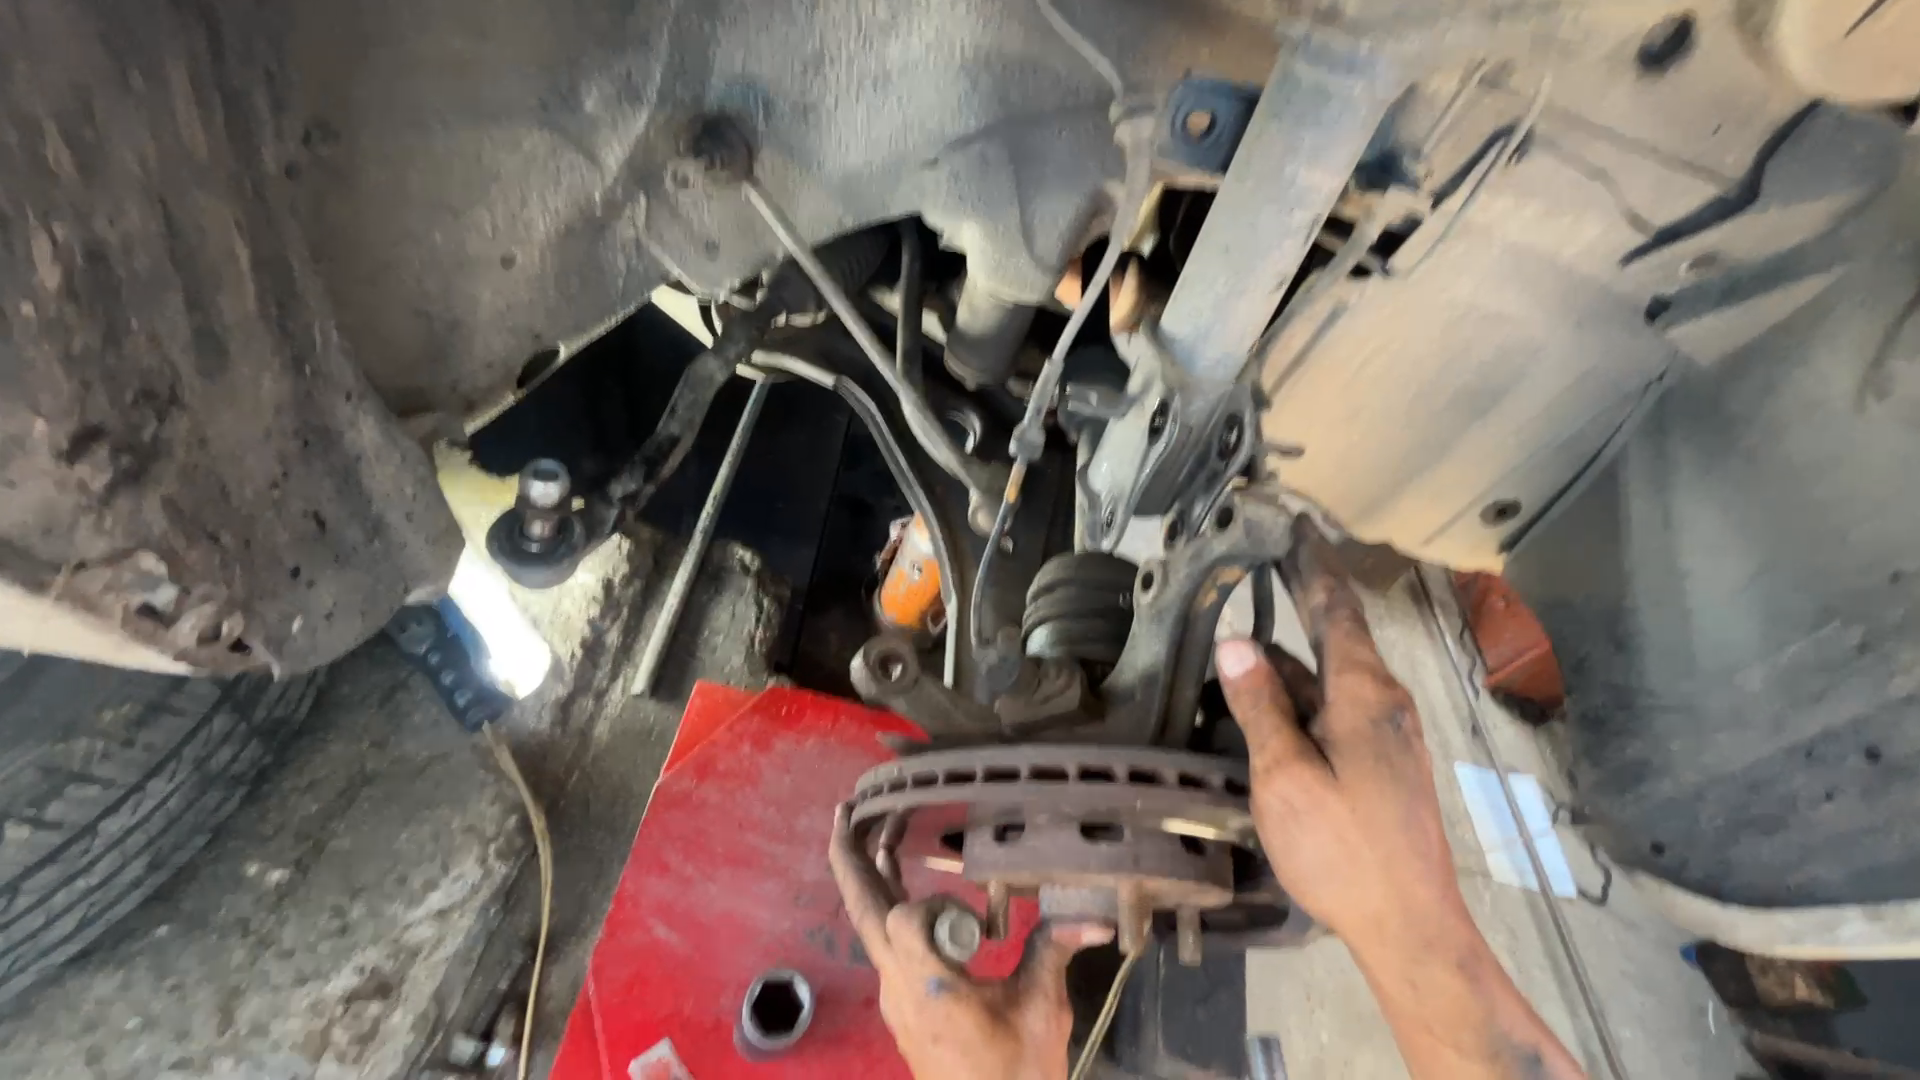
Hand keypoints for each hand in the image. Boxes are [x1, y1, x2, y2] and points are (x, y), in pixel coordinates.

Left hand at [828, 805, 1112, 1079]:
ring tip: (872, 830)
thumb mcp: (1041, 1012)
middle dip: (849, 859)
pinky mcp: (902, 1000)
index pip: (903, 921)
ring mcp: (894, 995)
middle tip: (843, 812)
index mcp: (927, 988)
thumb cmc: (1015, 1074)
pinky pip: (885, 940)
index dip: (938, 905)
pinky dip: (886, 899)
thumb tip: (1096, 917)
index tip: (981, 928)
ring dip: (869, 876)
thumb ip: (1055, 951)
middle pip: (863, 912)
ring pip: (870, 925)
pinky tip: (896, 877)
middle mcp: (897, 987)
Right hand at [1213, 529, 1469, 963]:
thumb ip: (1260, 705)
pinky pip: (1331, 709)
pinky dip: (1296, 699)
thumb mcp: (1286, 775)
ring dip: (1284, 665)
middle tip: (1258, 567)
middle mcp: (1381, 702)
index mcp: (1364, 694)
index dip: (1313, 564)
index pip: (1335, 609)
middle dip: (1294, 603)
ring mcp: (1384, 733)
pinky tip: (1262, 709)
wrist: (1410, 926)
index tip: (1298, 526)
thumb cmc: (1344, 849)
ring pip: (1325, 680)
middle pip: (1329, 638)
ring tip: (1235, 656)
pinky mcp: (1380, 761)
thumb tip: (1236, 643)